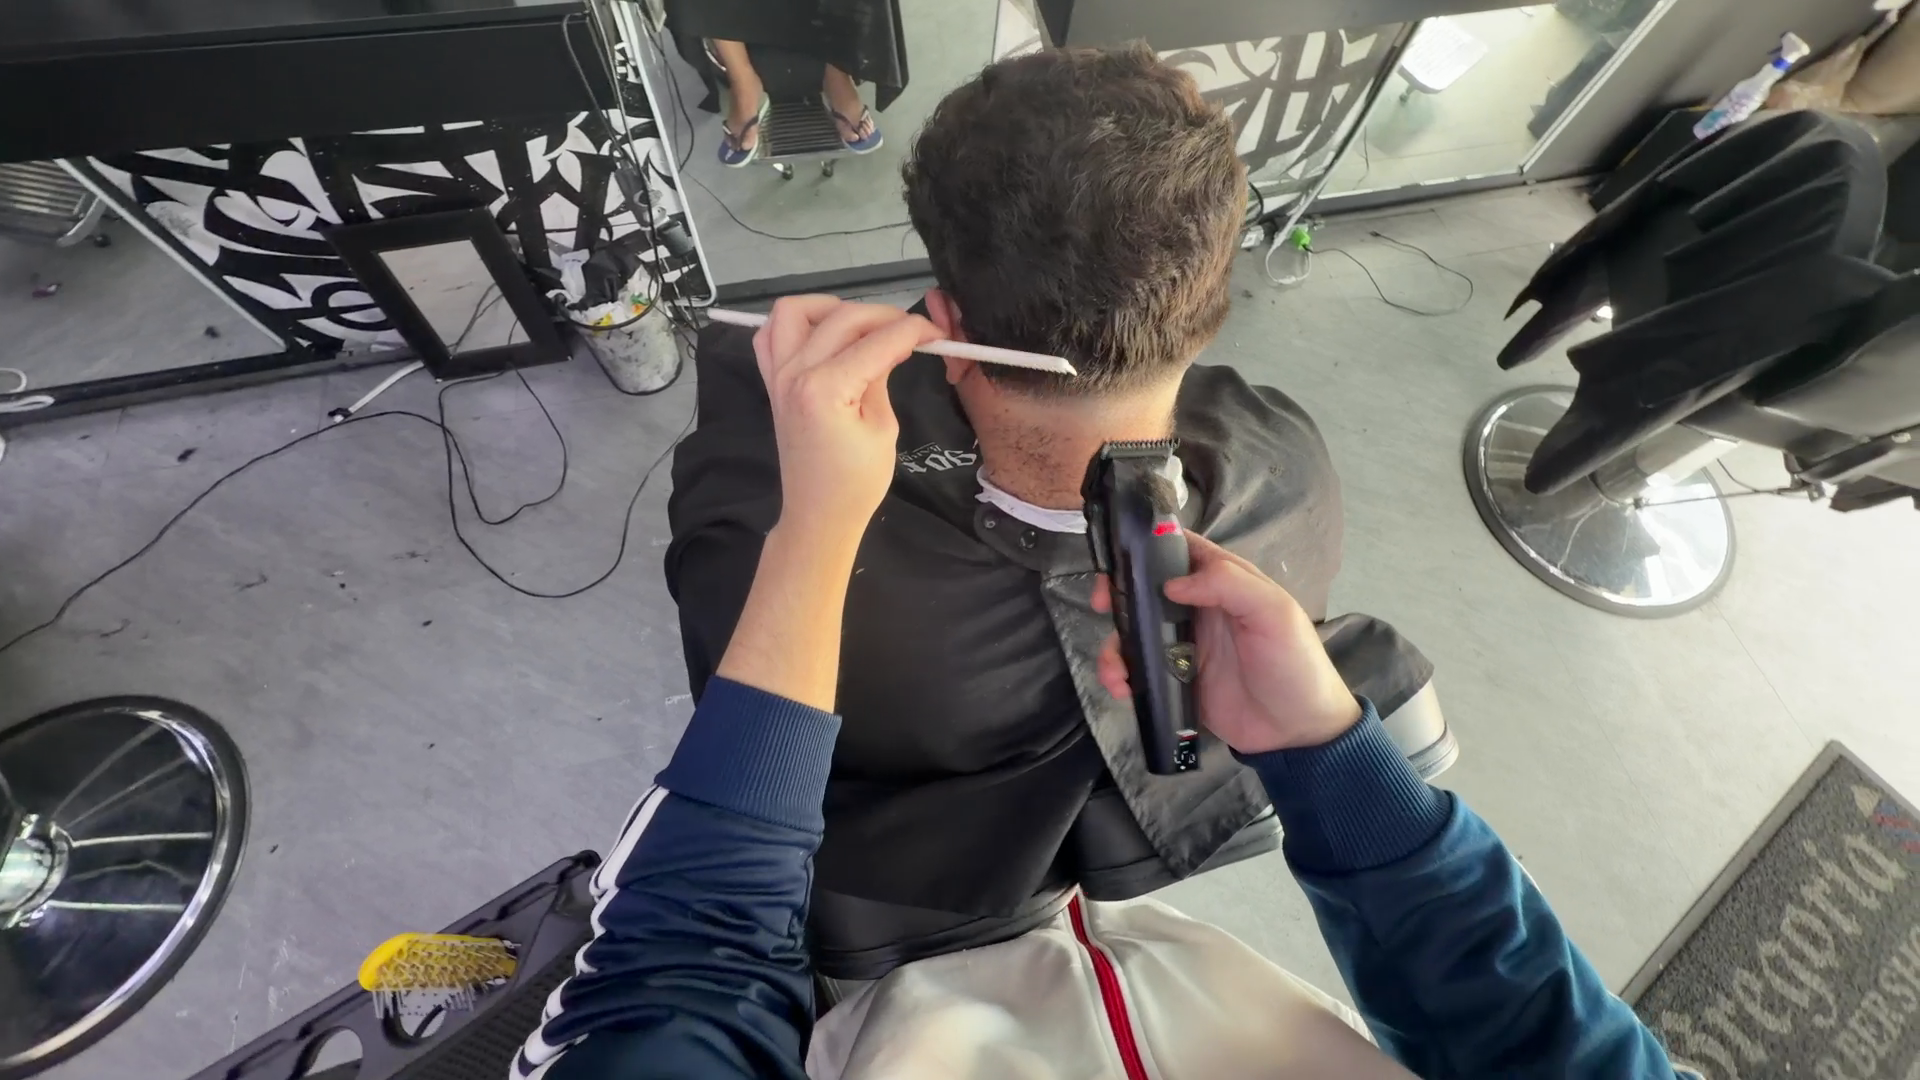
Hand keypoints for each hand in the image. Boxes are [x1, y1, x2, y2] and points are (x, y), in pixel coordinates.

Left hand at [752, 296, 941, 549]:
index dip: (914, 330)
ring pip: (796, 311)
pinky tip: (823, 335)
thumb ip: (881, 376)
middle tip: (912, 332)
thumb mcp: (883, 428)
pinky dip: (795, 324)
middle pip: (843, 317)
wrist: (818, 514)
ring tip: (862, 326)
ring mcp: (777, 374)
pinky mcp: (772, 382)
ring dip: (833, 308)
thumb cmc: (857, 483)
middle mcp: (795, 372)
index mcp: (826, 388)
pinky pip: (771, 335)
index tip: (938, 332)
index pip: (878, 340)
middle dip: (884, 316)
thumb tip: (891, 344)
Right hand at [1092, 533, 1361, 754]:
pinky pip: (1135, 668)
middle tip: (1102, 605)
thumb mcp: (1274, 612)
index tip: (1120, 558)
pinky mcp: (1171, 676)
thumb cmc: (1294, 663)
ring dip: (1114, 645)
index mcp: (1221, 580)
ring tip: (1115, 671)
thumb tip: (1170, 584)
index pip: (1177, 548)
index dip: (1145, 546)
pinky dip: (1121, 674)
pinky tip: (1122, 687)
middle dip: (1116, 593)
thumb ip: (1227, 584)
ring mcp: (1179, 642)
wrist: (1297, 732)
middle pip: (1143, 587)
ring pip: (1132, 630)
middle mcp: (1195, 606)